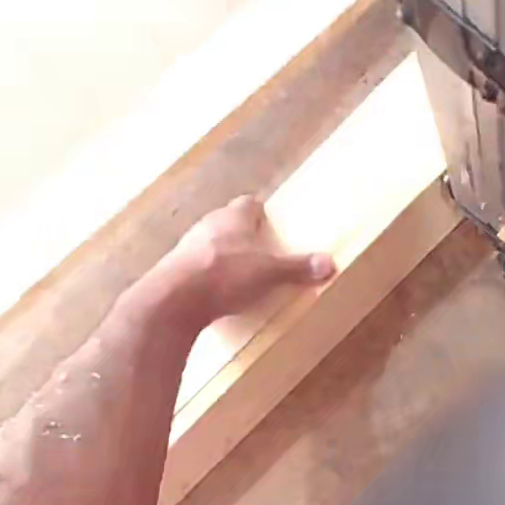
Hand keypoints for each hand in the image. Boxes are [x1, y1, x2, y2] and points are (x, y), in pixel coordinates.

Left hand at [146, 196, 334, 327]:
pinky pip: (202, 266)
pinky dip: (214, 274)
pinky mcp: (176, 269)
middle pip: (231, 223)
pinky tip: (225, 290)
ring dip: (229, 254)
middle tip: (267, 249)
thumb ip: (299, 267)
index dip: (262, 212)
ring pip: (214, 243)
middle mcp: (208, 225)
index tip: (275, 223)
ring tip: (248, 272)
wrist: (174, 299)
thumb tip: (330, 262)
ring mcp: (188, 246)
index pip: (249, 204)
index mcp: (233, 217)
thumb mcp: (271, 272)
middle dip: (247, 234)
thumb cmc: (227, 274)